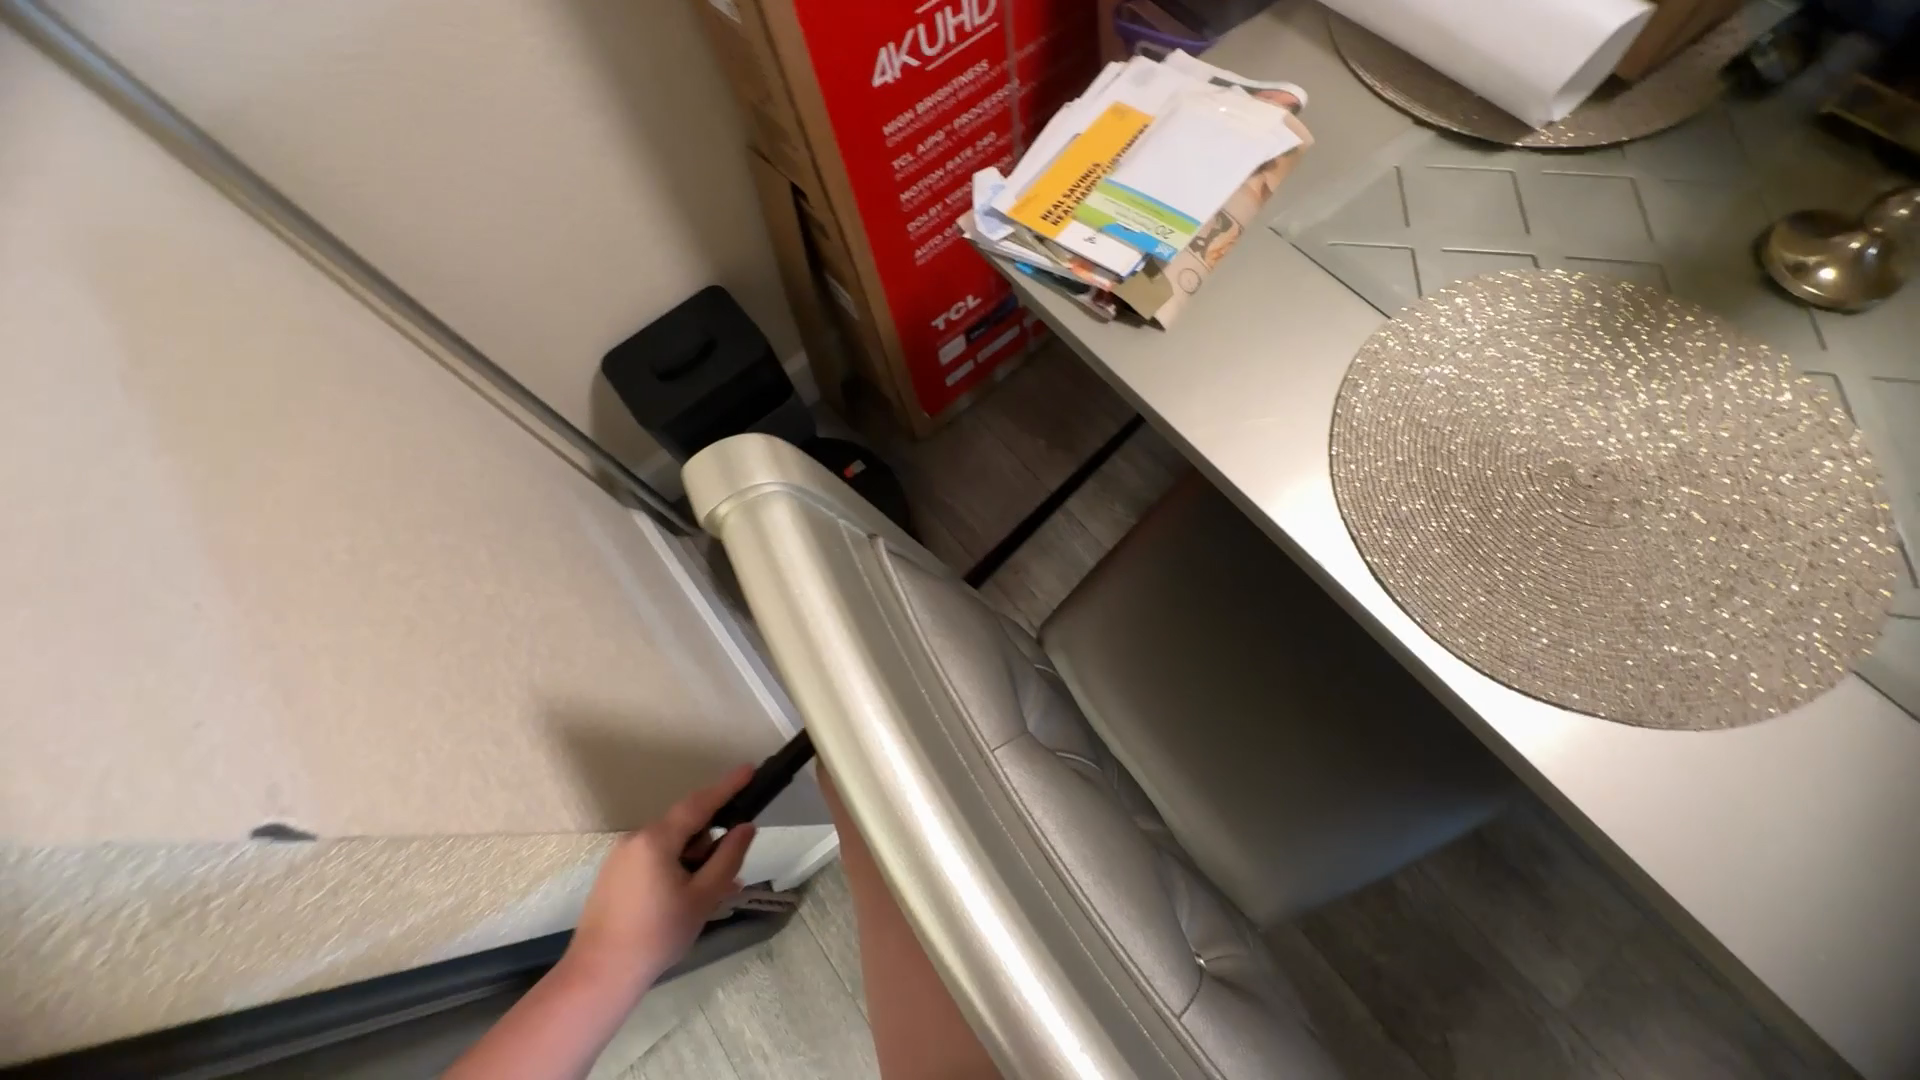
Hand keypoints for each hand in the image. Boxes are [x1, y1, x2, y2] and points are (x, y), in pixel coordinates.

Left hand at [563, 765, 757, 993]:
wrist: (598, 977)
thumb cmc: (656, 936)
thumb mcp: (703, 898)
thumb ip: (728, 858)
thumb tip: (746, 827)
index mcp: (656, 840)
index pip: (699, 803)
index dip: (727, 787)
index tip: (749, 770)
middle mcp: (635, 840)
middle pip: (684, 827)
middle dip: (711, 843)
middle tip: (732, 872)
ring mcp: (620, 858)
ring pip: (670, 848)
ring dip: (694, 862)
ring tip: (713, 895)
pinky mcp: (613, 877)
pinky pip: (654, 862)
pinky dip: (676, 871)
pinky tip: (688, 900)